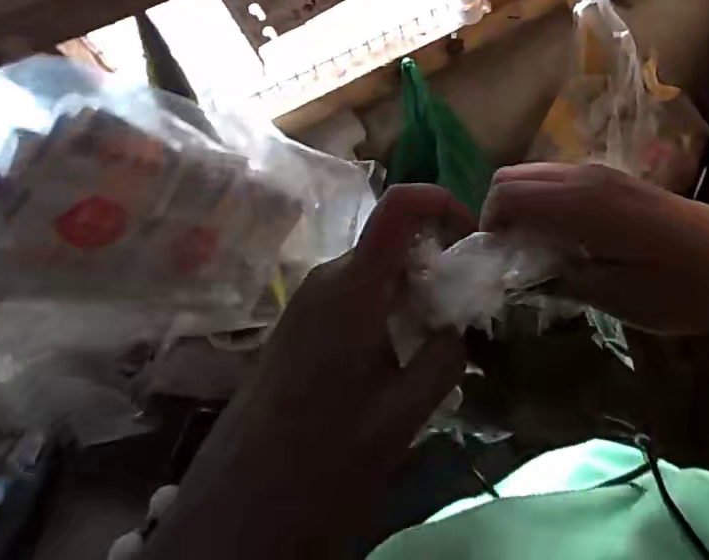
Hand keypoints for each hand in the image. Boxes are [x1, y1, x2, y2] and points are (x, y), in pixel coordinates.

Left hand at [145, 184, 473, 558]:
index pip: (400, 205)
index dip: (443, 201)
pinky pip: (356, 292)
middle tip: (465, 307)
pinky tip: (397, 356)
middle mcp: (329, 277)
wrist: (235, 508)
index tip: (473, 238)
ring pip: (377, 268)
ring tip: (435, 340)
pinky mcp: (302, 322)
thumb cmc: (321, 458)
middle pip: (393, 238)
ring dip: (414, 288)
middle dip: (437, 260)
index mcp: (353, 287)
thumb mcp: (401, 416)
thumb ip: (444, 358)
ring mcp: (310, 298)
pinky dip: (388, 306)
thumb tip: (462, 325)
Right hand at [482, 162, 708, 333]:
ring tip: (535, 250)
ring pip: (534, 174)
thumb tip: (515, 279)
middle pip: (513, 176)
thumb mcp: (620, 301)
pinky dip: (543, 200)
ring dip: (521, 204)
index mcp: (583, 204)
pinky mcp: (614, 178)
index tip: (497, 263)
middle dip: (499, 212)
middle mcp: (586, 177)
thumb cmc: (685, 290)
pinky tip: (564, 237)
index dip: (490, 225)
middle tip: (511, 257)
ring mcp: (602, 173)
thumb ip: (562, 282)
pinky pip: (558, 178)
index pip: (508, 194)